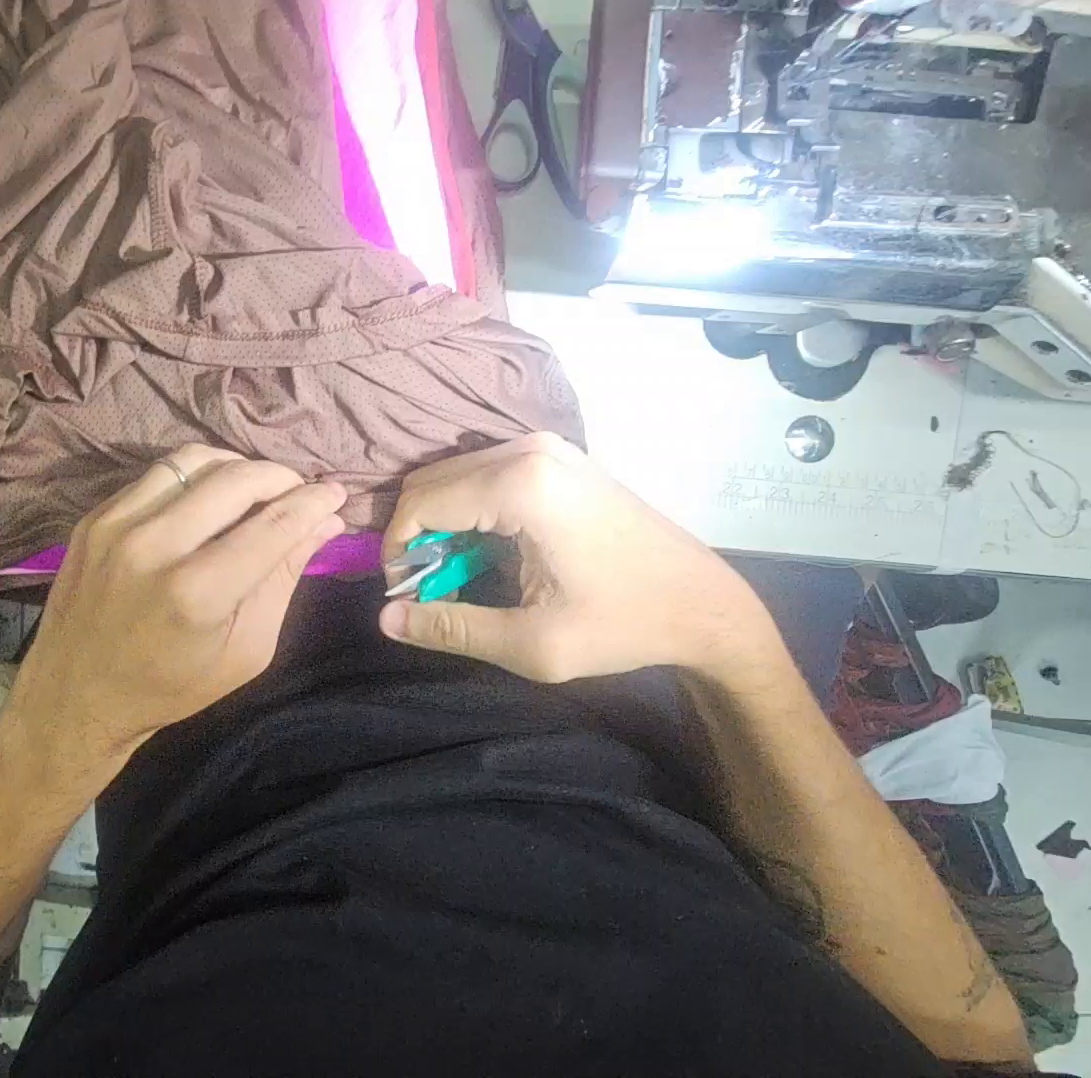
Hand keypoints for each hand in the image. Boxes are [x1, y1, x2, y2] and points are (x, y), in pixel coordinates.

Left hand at [4, 445, 346, 773]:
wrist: (75, 697)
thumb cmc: (170, 688)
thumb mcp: (244, 651)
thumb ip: (284, 580)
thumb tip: (324, 523)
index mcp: (197, 593)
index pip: (273, 524)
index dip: (314, 502)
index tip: (335, 494)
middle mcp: (154, 547)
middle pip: (236, 478)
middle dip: (281, 477)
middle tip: (298, 492)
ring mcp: (116, 526)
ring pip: (194, 460)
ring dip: (237, 467)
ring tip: (255, 489)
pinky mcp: (93, 518)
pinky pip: (157, 475)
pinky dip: (193, 477)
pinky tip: (206, 499)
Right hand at [378, 432, 778, 682]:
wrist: (705, 604)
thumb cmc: (623, 626)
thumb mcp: (532, 644)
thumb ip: (451, 628)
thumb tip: (385, 618)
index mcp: (522, 486)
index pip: (419, 505)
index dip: (396, 552)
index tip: (404, 595)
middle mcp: (528, 450)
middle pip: (430, 482)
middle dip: (413, 536)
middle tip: (425, 588)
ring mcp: (545, 446)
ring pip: (452, 475)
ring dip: (438, 523)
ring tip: (454, 575)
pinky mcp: (556, 455)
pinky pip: (483, 473)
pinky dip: (466, 510)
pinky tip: (484, 552)